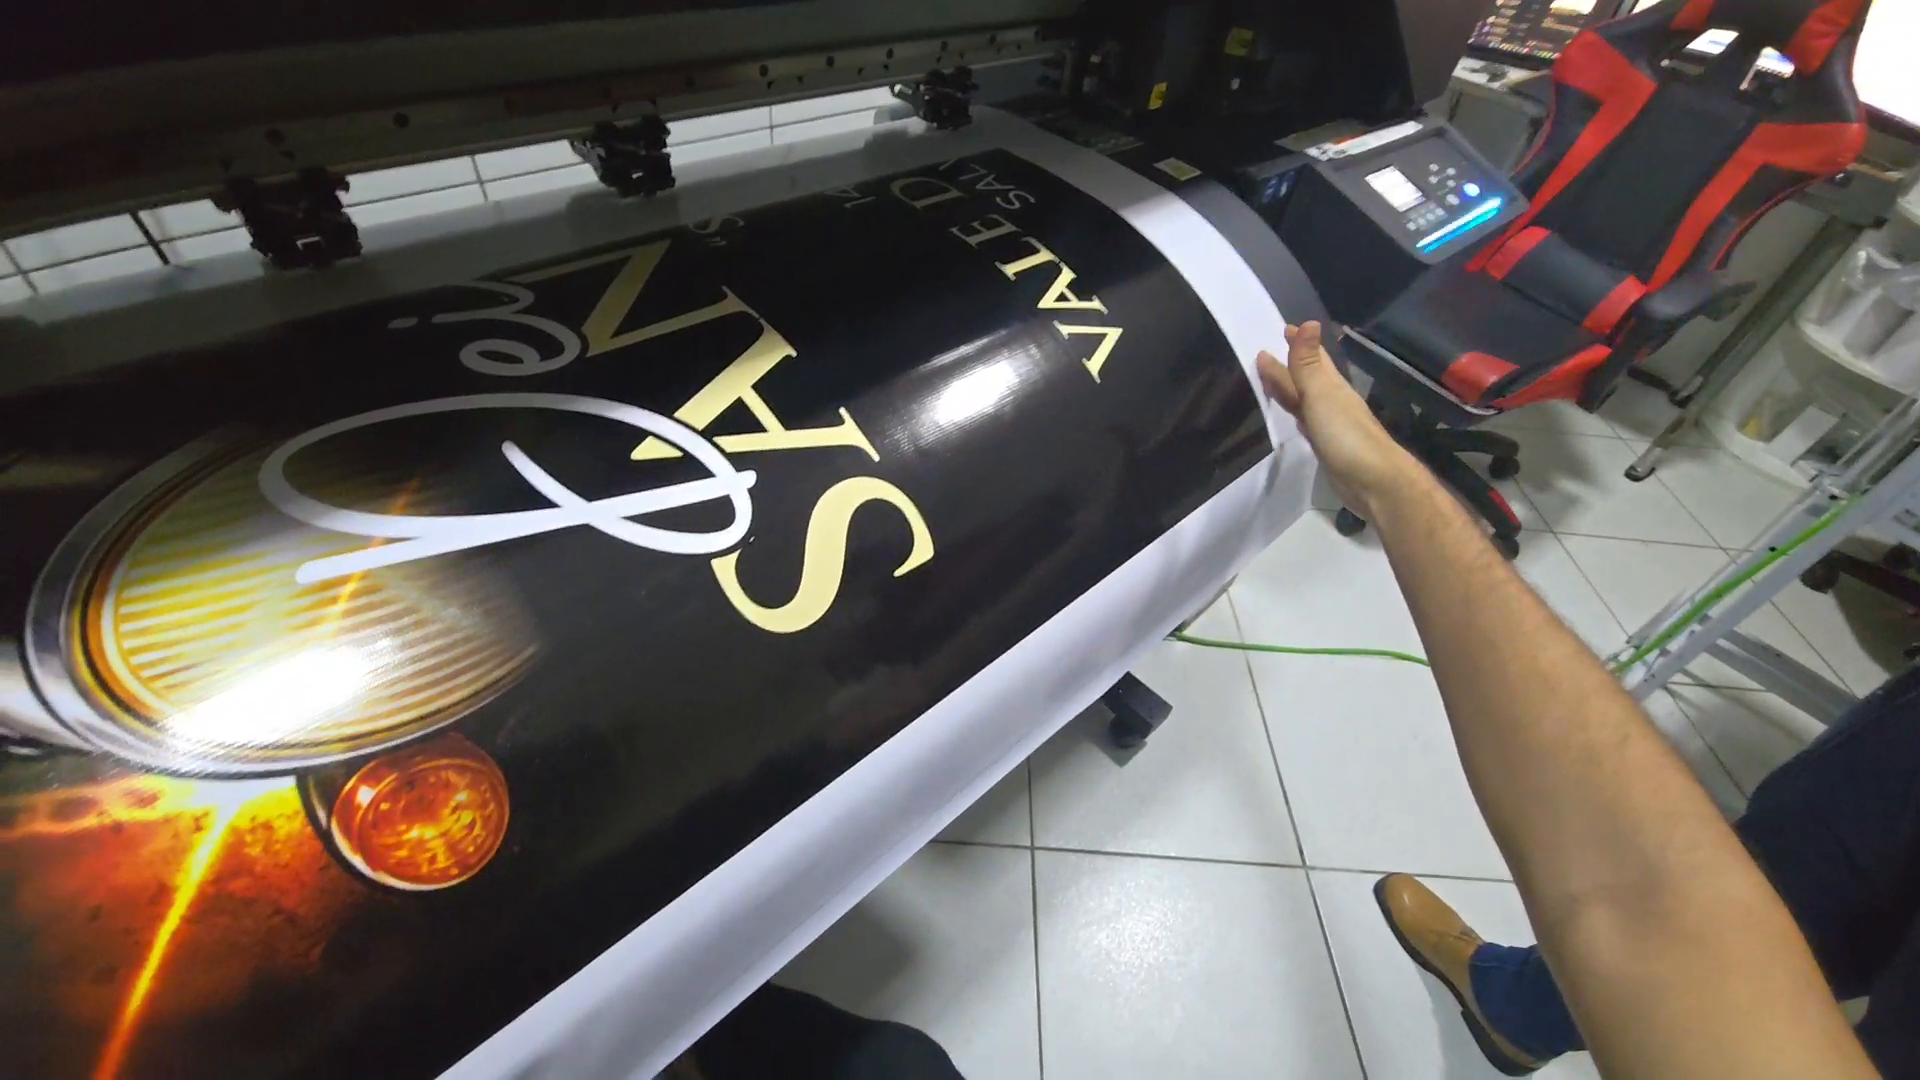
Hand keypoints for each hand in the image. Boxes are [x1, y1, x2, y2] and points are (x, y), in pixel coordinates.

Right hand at [1258, 322, 1420, 519]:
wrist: (1372, 481)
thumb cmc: (1345, 435)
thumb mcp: (1322, 395)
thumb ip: (1308, 364)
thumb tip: (1308, 322)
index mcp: (1331, 385)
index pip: (1312, 358)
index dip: (1299, 343)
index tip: (1284, 328)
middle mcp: (1331, 400)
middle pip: (1307, 377)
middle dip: (1290, 363)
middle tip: (1268, 353)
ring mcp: (1329, 424)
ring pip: (1304, 399)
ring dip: (1289, 389)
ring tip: (1271, 381)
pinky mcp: (1325, 446)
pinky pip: (1305, 422)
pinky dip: (1296, 415)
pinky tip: (1292, 417)